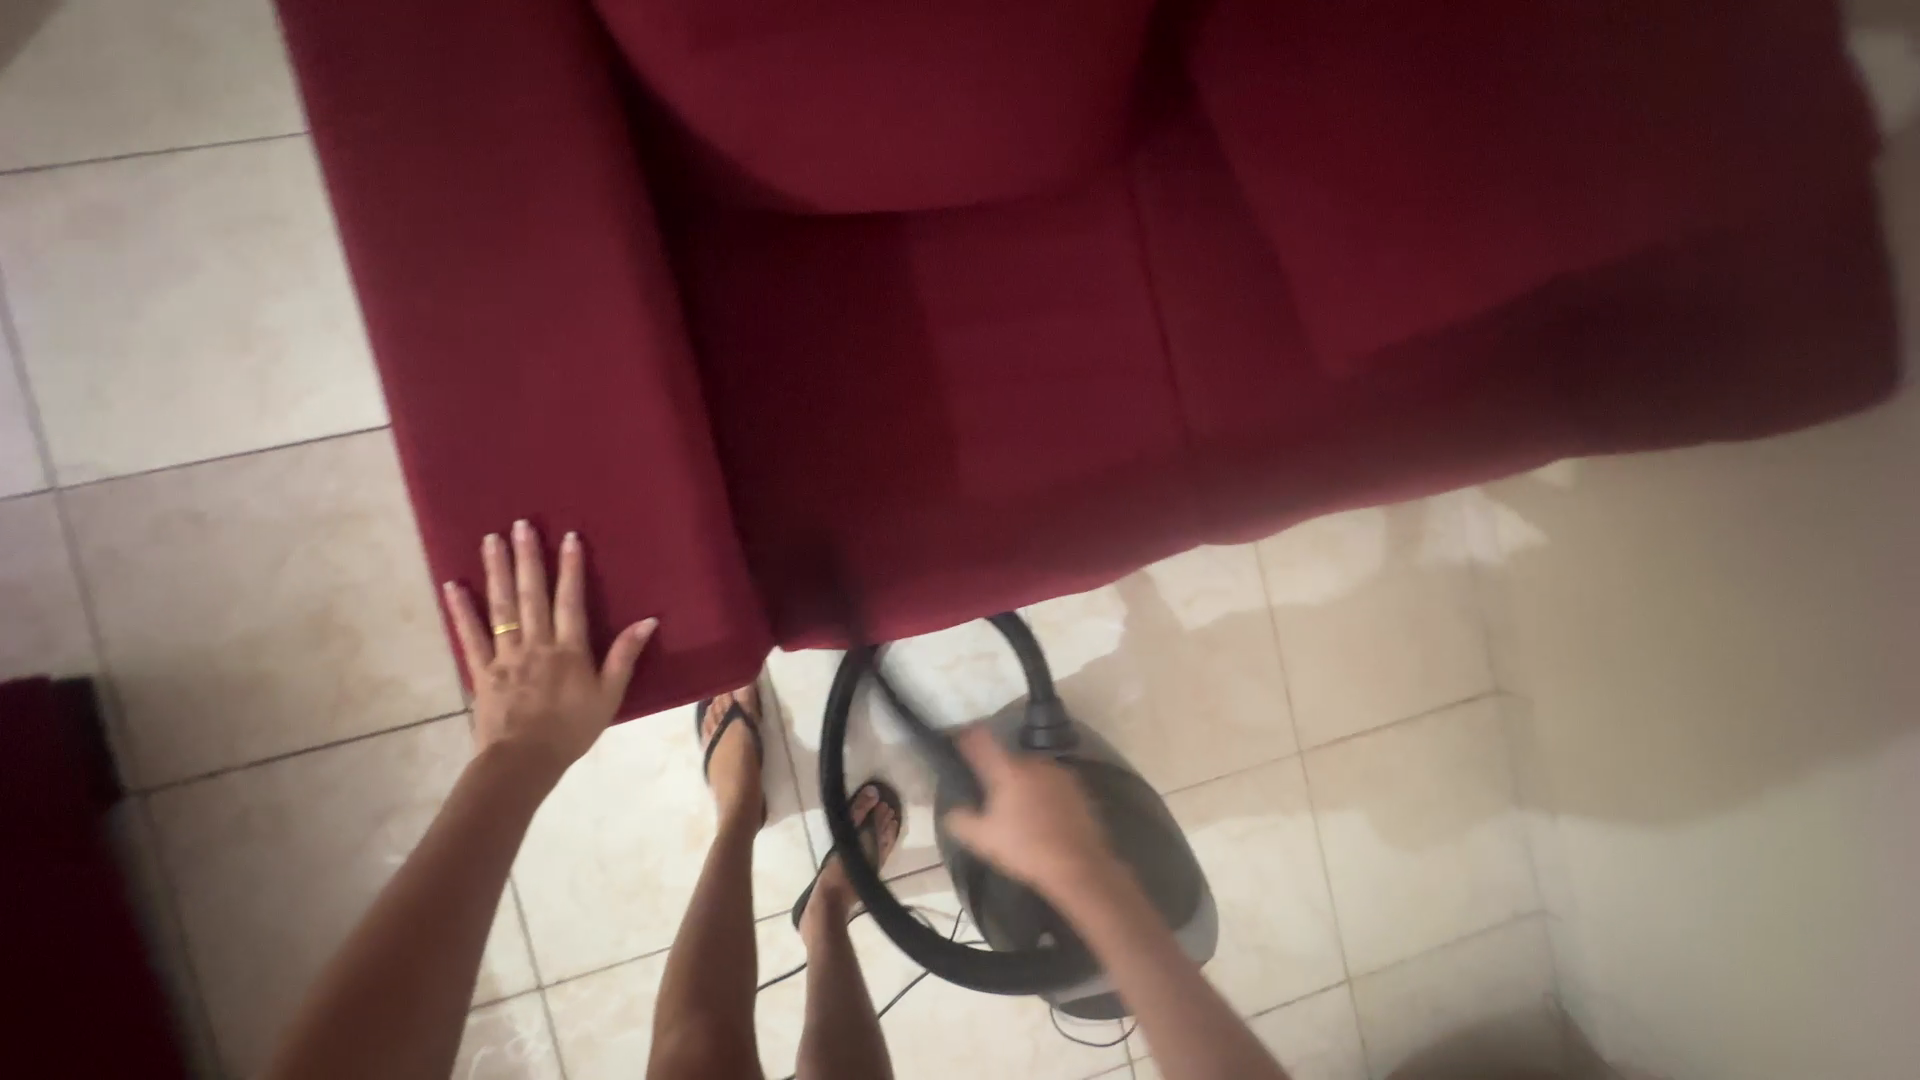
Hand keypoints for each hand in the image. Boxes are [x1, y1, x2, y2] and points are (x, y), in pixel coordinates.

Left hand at [441, 521, 656, 780]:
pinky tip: (453, 585)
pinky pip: (470, 635)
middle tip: (521, 525)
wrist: (523, 761)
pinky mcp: (481, 671)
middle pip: (531, 594)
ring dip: (496, 571)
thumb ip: (624, 655)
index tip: (569, 538)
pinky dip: (460, 610)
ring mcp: (505, 655)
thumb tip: (648, 621)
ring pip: (500, 606)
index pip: (571, 600)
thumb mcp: (610, 694)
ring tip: (492, 540)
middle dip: (528, 558)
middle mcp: (536, 644)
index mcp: (569, 649)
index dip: (571, 568)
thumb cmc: (572, 729)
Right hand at [942, 727, 1123, 899]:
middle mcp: (1033, 762)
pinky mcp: (1077, 786)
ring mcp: (1058, 772)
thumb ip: (960, 820)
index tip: (957, 741)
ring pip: (1030, 771)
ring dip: (1022, 783)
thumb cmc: (1026, 849)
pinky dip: (1043, 792)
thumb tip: (951, 811)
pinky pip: (1050, 782)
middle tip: (992, 797)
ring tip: (1020, 810)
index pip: (980, 739)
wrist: (1079, 866)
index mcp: (1007, 769)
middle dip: (997, 773)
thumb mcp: (983, 840)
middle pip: (1007, 758)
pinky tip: (1043, 816)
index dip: (965, 737)